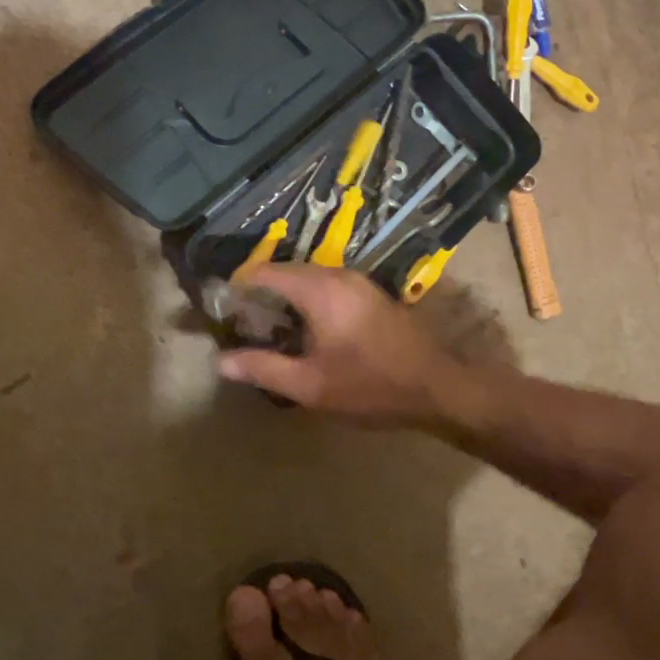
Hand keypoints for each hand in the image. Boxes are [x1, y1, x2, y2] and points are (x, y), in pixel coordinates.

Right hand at [217, 265, 465, 429]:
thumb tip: (221, 361)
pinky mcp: (372, 294)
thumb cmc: (370, 387)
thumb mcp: (310, 386)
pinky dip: (308, 299)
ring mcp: (359, 282)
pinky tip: (304, 329)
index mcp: (320, 290)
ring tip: (267, 326)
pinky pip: (328, 286)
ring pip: (309, 278)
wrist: (438, 389)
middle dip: (261, 291)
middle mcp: (339, 275)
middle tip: (241, 321)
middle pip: (287, 271)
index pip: (266, 272)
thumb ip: (263, 369)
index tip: (222, 307)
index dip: (239, 286)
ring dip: (286, 295)